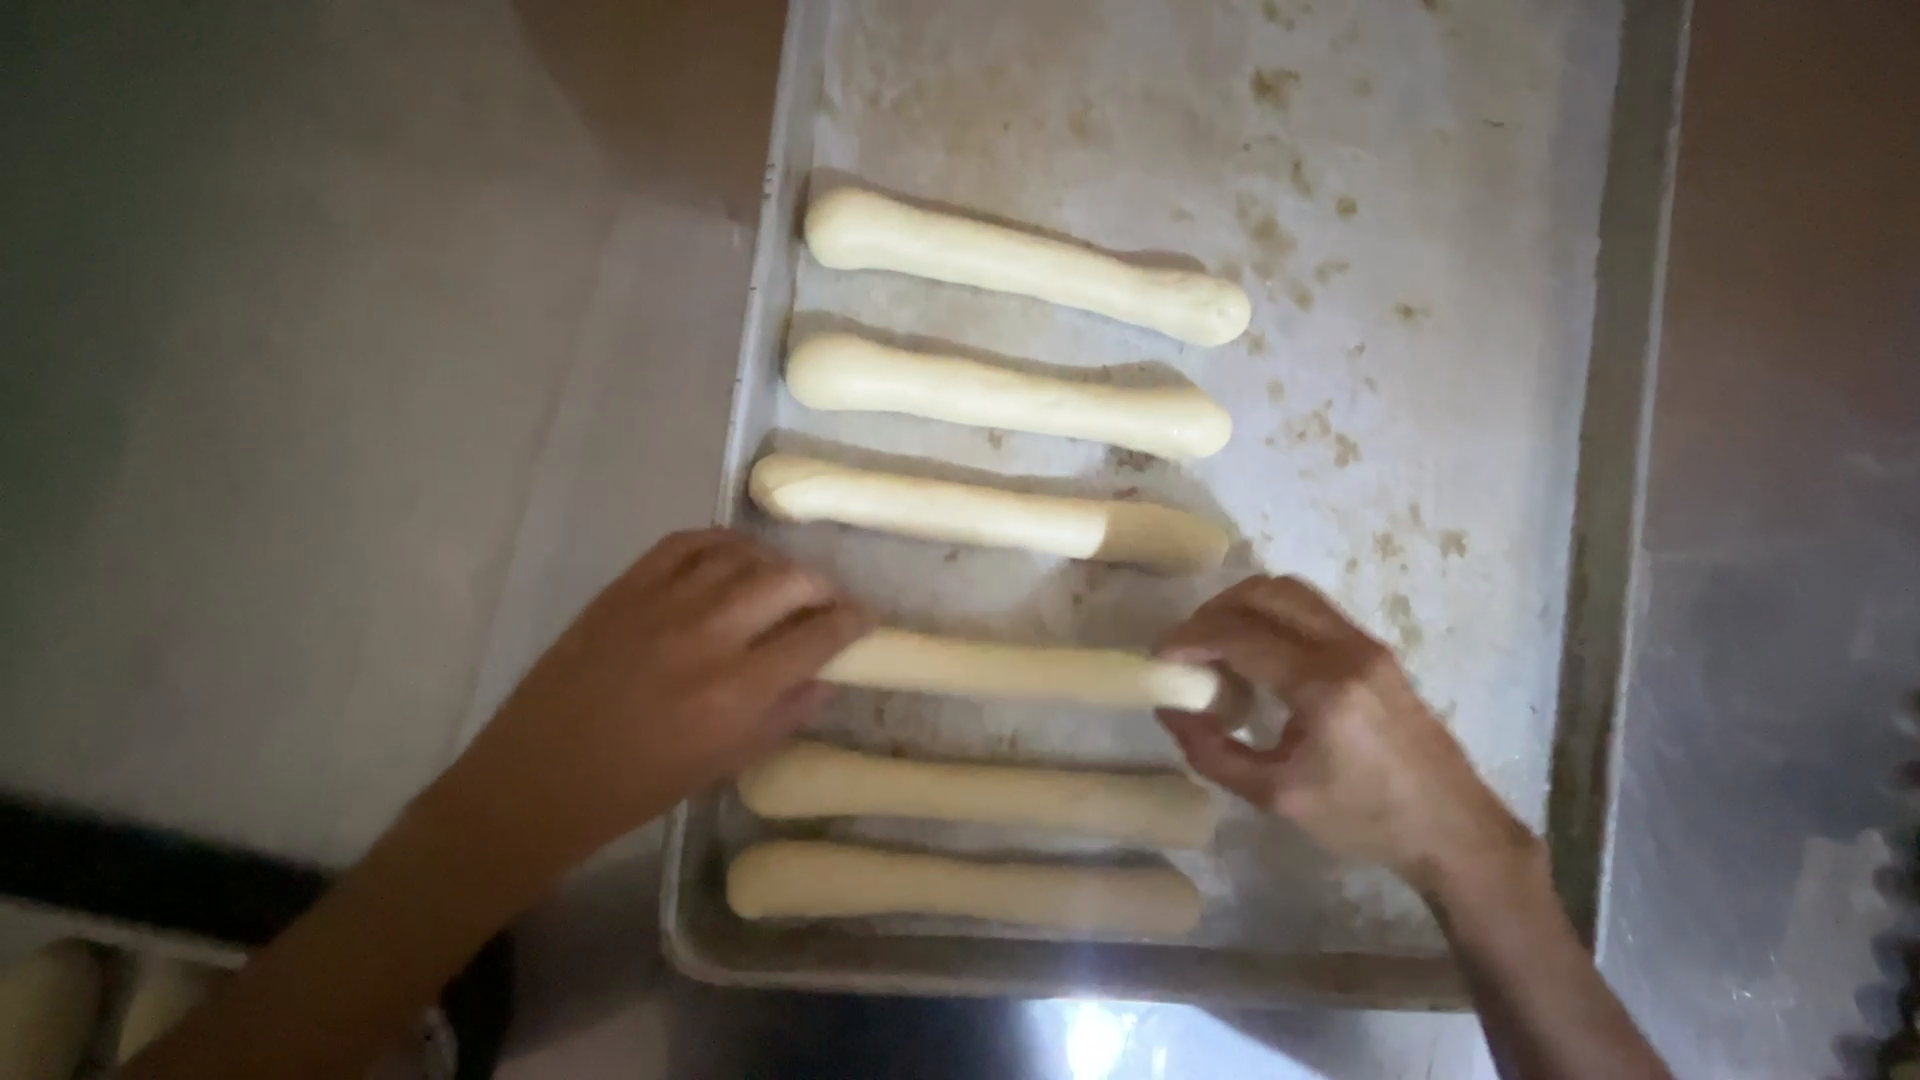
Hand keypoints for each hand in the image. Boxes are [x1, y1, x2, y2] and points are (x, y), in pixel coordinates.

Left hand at [422, 529, 870, 871]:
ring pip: (742, 554)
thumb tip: (827, 679)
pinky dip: (721, 543)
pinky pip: (686, 542)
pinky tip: (733, 558)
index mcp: (737, 690)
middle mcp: (709, 635)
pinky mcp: (625, 588)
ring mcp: (663, 604)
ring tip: (782, 579)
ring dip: (775, 562)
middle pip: (789, 581)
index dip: (853, 622)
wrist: (539, 777)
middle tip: (828, 600)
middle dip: (823, 586)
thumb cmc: (639, 786)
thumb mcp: (725, 764)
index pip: (818, 636)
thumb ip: (783, 716)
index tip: (866, 619)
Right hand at [1157, 575, 1534, 892]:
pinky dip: (1271, 616)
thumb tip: (1169, 711)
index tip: (1159, 655)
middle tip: (1187, 646)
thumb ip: (1212, 751)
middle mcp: (1347, 649)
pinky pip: (1310, 610)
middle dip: (1213, 611)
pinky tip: (1258, 656)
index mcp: (1323, 685)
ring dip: (1243, 606)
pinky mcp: (1375, 649)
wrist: (1453, 830)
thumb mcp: (1275, 796)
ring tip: (1218, 645)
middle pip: (1265, 593)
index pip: (1240, 635)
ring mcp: (1366, 643)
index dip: (1190, 638)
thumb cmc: (1364, 820)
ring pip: (1290, 591)